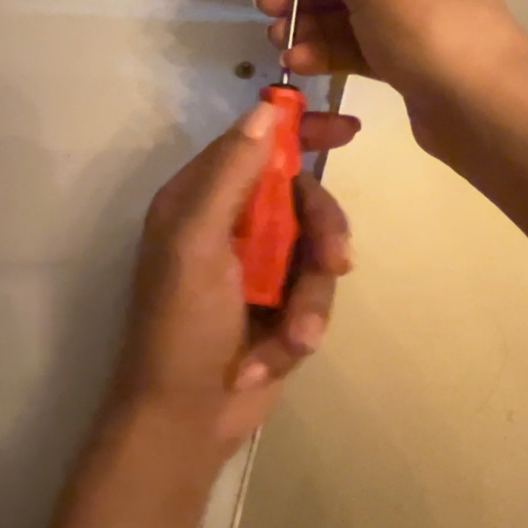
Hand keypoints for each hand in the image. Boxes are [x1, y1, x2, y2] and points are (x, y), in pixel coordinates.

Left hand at [105, 100, 356, 460]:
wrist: (186, 420)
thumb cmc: (180, 324)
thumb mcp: (197, 241)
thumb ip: (231, 174)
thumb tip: (267, 107)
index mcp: (202, 197)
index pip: (257, 143)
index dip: (300, 129)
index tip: (346, 128)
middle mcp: (232, 221)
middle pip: (301, 194)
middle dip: (322, 228)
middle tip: (334, 259)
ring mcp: (261, 262)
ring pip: (318, 245)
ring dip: (312, 293)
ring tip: (297, 333)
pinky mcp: (283, 301)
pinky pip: (317, 290)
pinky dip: (305, 321)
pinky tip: (284, 350)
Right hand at [256, 0, 527, 147]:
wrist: (482, 104)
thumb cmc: (427, 22)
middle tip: (266, 6)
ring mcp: (412, 21)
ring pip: (347, 15)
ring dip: (309, 26)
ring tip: (276, 40)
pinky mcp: (405, 62)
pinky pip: (358, 48)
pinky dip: (326, 53)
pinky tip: (297, 63)